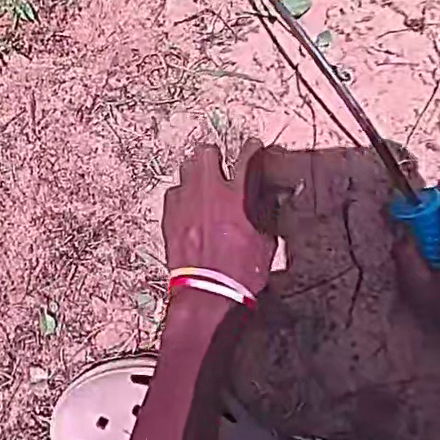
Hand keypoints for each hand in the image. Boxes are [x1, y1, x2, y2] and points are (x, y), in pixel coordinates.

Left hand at [162, 142, 277, 297]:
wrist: (205, 293)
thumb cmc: (238, 273)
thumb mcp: (266, 243)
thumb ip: (266, 214)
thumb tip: (271, 199)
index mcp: (235, 197)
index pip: (244, 159)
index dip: (250, 149)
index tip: (252, 146)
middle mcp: (206, 194)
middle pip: (205, 154)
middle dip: (214, 155)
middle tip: (219, 162)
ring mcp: (183, 204)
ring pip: (185, 171)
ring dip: (195, 173)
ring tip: (203, 182)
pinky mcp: (168, 217)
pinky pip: (173, 193)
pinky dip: (182, 194)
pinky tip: (188, 203)